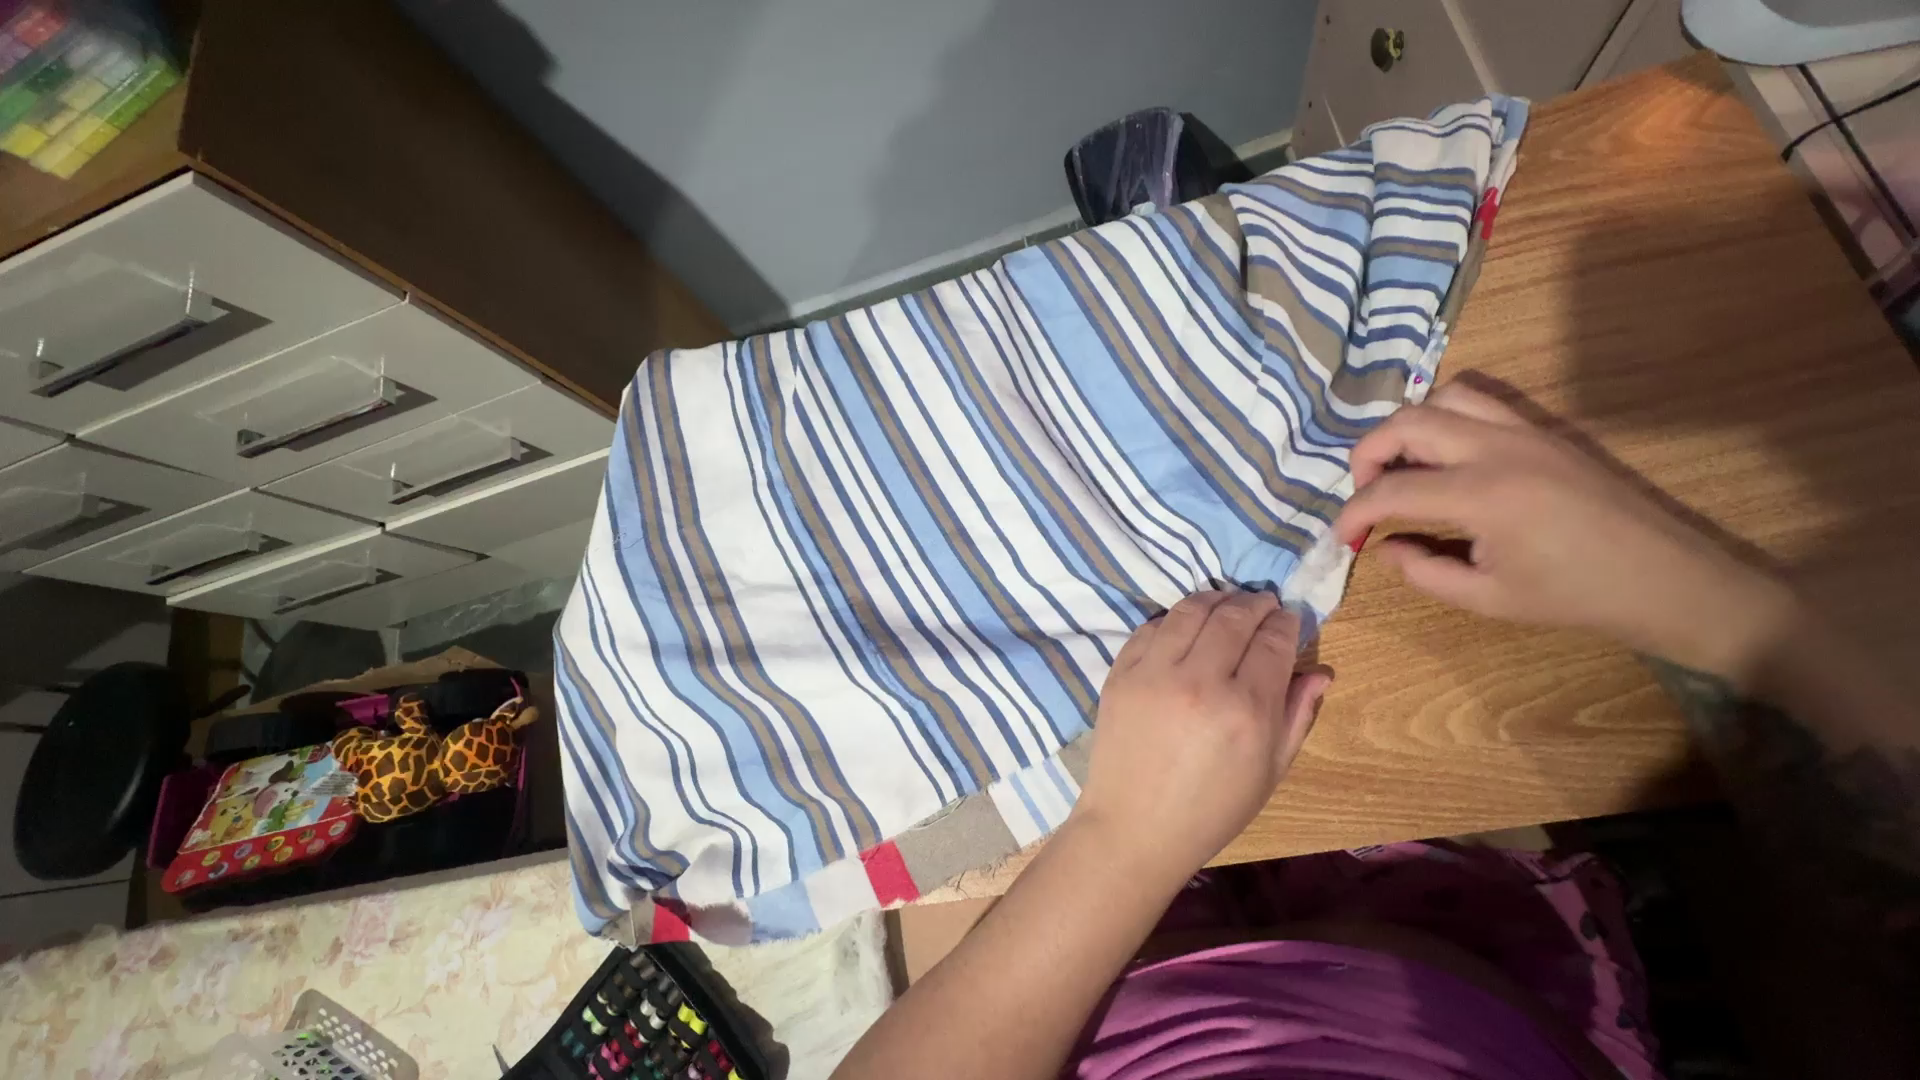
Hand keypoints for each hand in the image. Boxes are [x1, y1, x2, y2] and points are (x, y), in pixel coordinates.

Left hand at [1072, 591, 1330, 882]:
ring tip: (1227, 605)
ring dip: (1215, 600)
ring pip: (1190, 610)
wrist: (1134, 826)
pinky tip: (1185, 625)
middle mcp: (1199, 681)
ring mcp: (1153, 673)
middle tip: (1263, 604)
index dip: (1285, 623)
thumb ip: (1296, 715)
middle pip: (1233, 616)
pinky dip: (1174, 618)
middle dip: (1255, 603)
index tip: (1288, 619)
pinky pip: (1151, 626)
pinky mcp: (1120, 673)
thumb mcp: (1269, 770)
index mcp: (1245, 709)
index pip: (1272, 640)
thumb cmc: (1211, 808)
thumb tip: (1320, 671)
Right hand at [1333, 383, 1799, 681]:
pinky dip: (1443, 420)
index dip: (1354, 513)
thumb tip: (1382, 546)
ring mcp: (1524, 432)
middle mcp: (1498, 449)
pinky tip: (1442, 459)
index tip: (1343, 537)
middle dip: (1368, 455)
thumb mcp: (1484, 598)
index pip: (1390, 490)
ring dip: (1406, 428)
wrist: (1667, 579)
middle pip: (1407, 422)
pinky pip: (1477, 403)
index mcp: (1483, 496)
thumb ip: (1421, 570)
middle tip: (1365, 492)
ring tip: (1401, 467)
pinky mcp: (1542, 432)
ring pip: (1442, 398)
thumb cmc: (1573, 597)